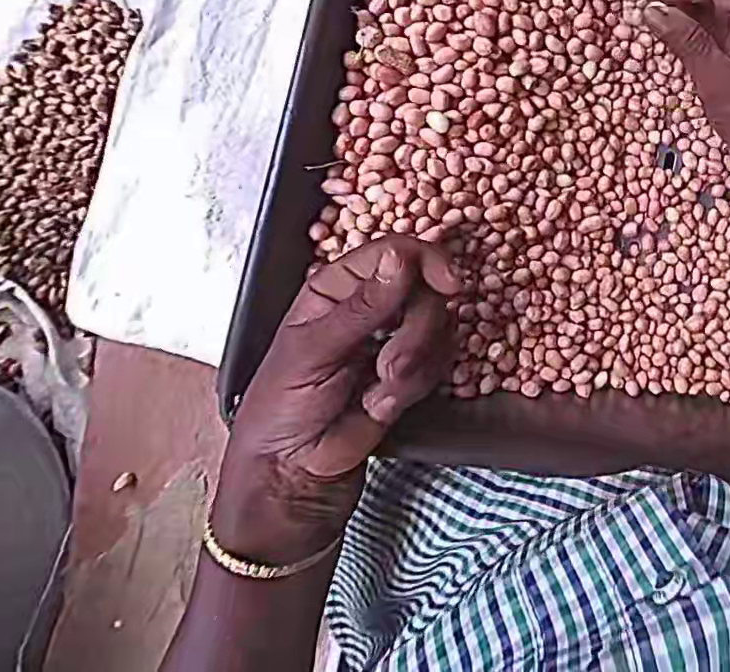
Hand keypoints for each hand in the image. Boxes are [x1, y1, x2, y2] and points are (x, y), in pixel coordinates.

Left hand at [210, 236, 460, 565]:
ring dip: (414, 363)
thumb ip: (363, 306)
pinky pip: (440, 360)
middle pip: (426, 288)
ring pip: (438, 324)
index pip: (394, 252)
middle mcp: (373, 303)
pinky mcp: (412, 368)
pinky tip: (380, 404)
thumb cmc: (281, 408)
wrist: (291, 477)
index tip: (449, 284)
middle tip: (391, 367)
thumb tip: (402, 258)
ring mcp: (395, 335)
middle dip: (416, 330)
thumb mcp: (313, 353)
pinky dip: (415, 386)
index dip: (426, 261)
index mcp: (339, 286)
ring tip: (378, 393)